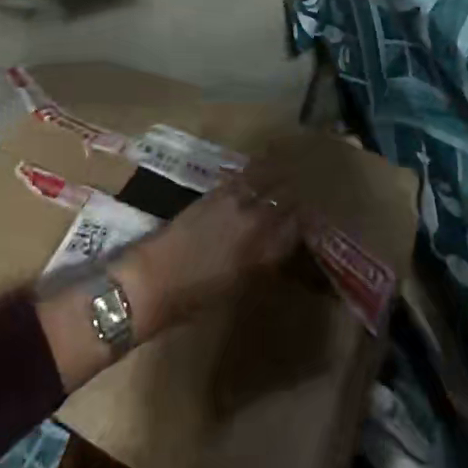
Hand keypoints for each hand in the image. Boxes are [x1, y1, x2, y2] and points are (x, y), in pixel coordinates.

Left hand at [112, 174, 301, 338]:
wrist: (156, 278)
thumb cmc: (199, 295)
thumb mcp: (243, 285)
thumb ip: (266, 261)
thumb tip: (280, 244)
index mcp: (265, 250)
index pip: (298, 225)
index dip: (307, 220)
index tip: (311, 218)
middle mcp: (254, 220)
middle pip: (285, 197)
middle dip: (295, 195)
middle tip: (300, 194)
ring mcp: (232, 202)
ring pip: (265, 179)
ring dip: (276, 176)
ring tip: (284, 174)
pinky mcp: (212, 193)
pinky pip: (242, 176)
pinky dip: (253, 172)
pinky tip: (257, 172)